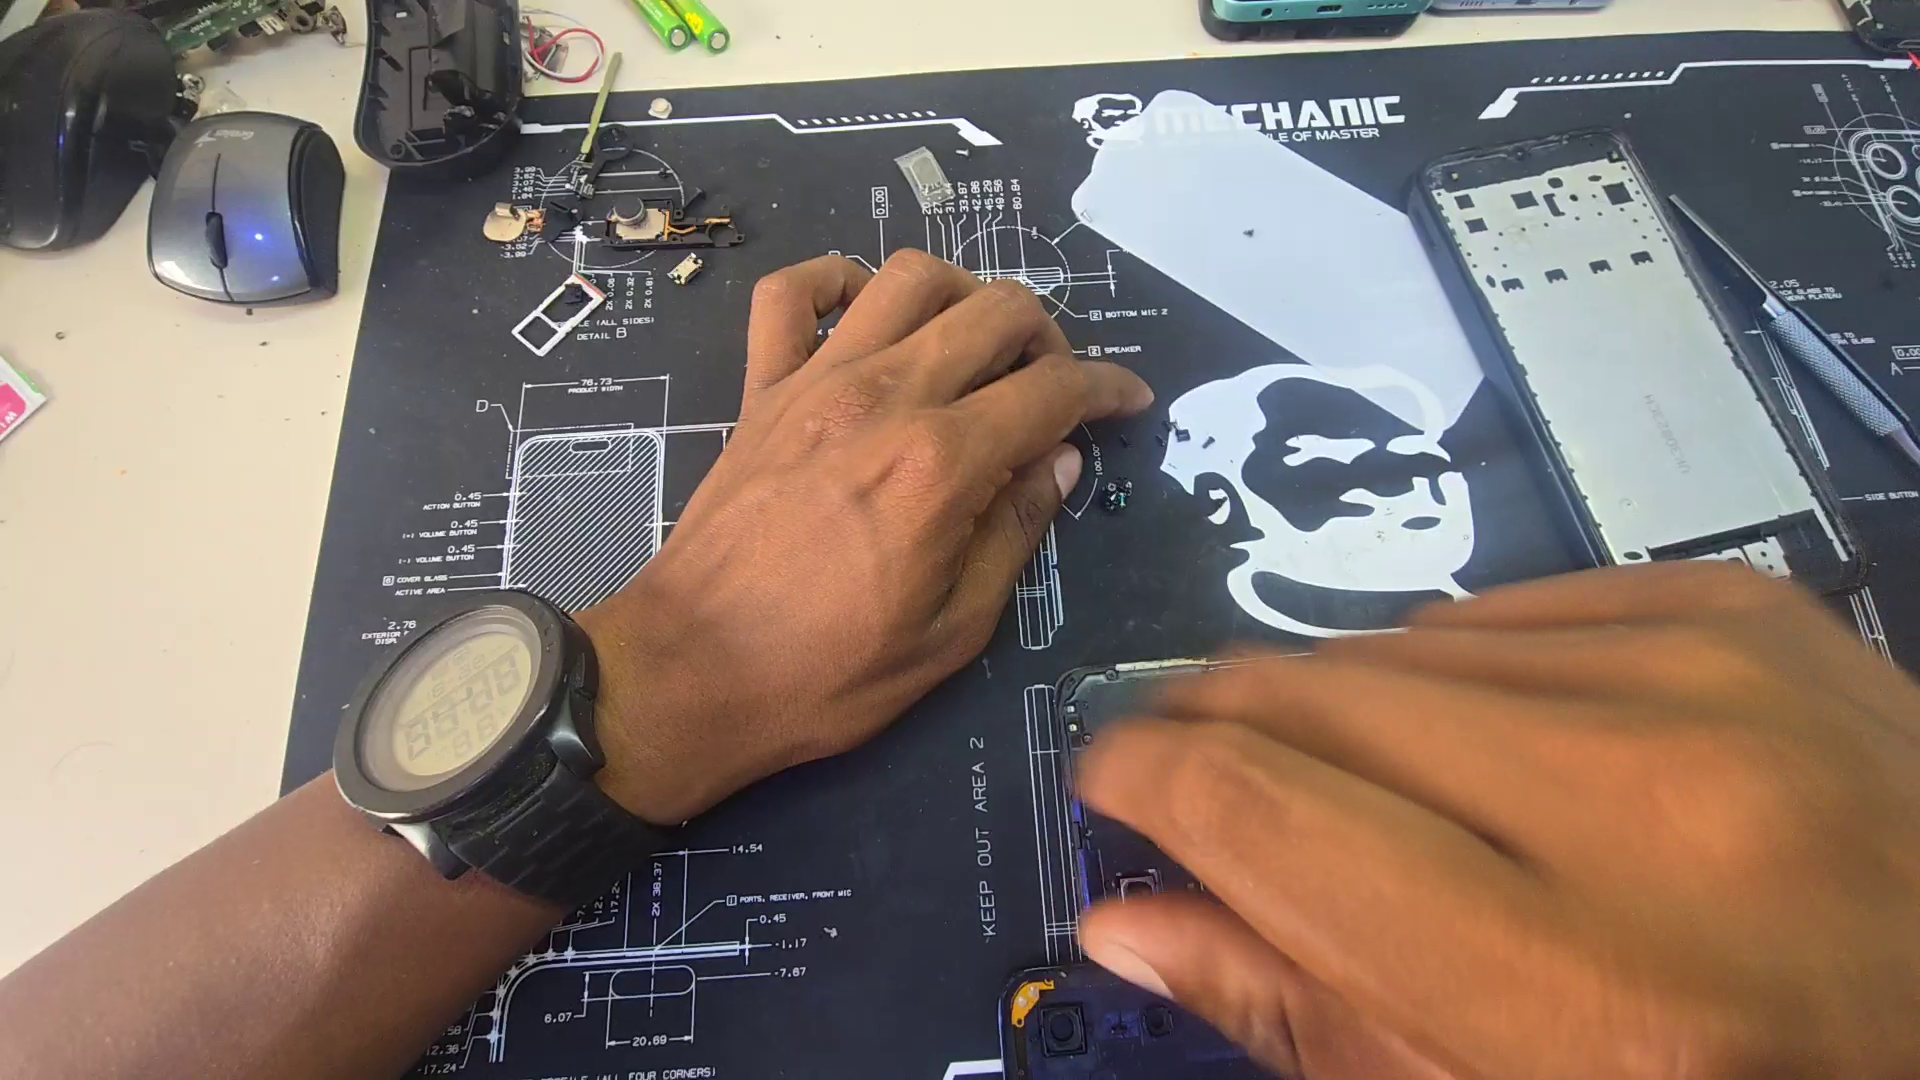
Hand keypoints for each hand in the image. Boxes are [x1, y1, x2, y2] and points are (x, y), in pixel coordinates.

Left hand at [577, 252, 1151, 823]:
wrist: (694, 672)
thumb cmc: (830, 671)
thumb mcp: (954, 630)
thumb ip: (1015, 531)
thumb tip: (1057, 459)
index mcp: (943, 464)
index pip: (1053, 390)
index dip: (1106, 387)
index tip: (1127, 400)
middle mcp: (885, 396)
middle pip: (994, 310)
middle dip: (1048, 336)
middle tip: (1052, 387)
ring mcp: (815, 382)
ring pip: (907, 277)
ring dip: (962, 296)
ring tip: (973, 349)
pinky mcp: (760, 391)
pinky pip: (791, 295)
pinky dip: (837, 283)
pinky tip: (865, 317)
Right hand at [1078, 562, 1919, 1078]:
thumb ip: (1288, 1006)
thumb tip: (1120, 920)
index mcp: (1585, 991)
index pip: (1252, 805)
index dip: (1145, 773)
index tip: (1111, 773)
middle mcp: (1647, 805)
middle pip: (1297, 696)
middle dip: (1209, 723)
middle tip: (1196, 760)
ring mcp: (1702, 678)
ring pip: (1375, 649)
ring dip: (1328, 709)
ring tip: (1379, 780)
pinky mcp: (1731, 605)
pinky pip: (1478, 615)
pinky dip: (1439, 674)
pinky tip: (1496, 738)